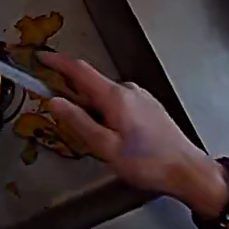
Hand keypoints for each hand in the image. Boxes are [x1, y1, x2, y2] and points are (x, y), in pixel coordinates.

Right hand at [38, 51, 228, 222]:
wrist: (187, 170)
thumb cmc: (148, 163)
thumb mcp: (106, 148)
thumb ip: (79, 123)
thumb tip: (55, 102)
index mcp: (116, 96)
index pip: (80, 70)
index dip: (57, 63)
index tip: (41, 58)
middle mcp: (128, 90)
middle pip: (91, 86)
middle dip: (75, 101)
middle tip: (70, 128)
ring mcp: (140, 96)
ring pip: (105, 97)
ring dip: (93, 112)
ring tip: (100, 144)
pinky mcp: (147, 106)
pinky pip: (118, 103)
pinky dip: (107, 114)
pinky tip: (115, 139)